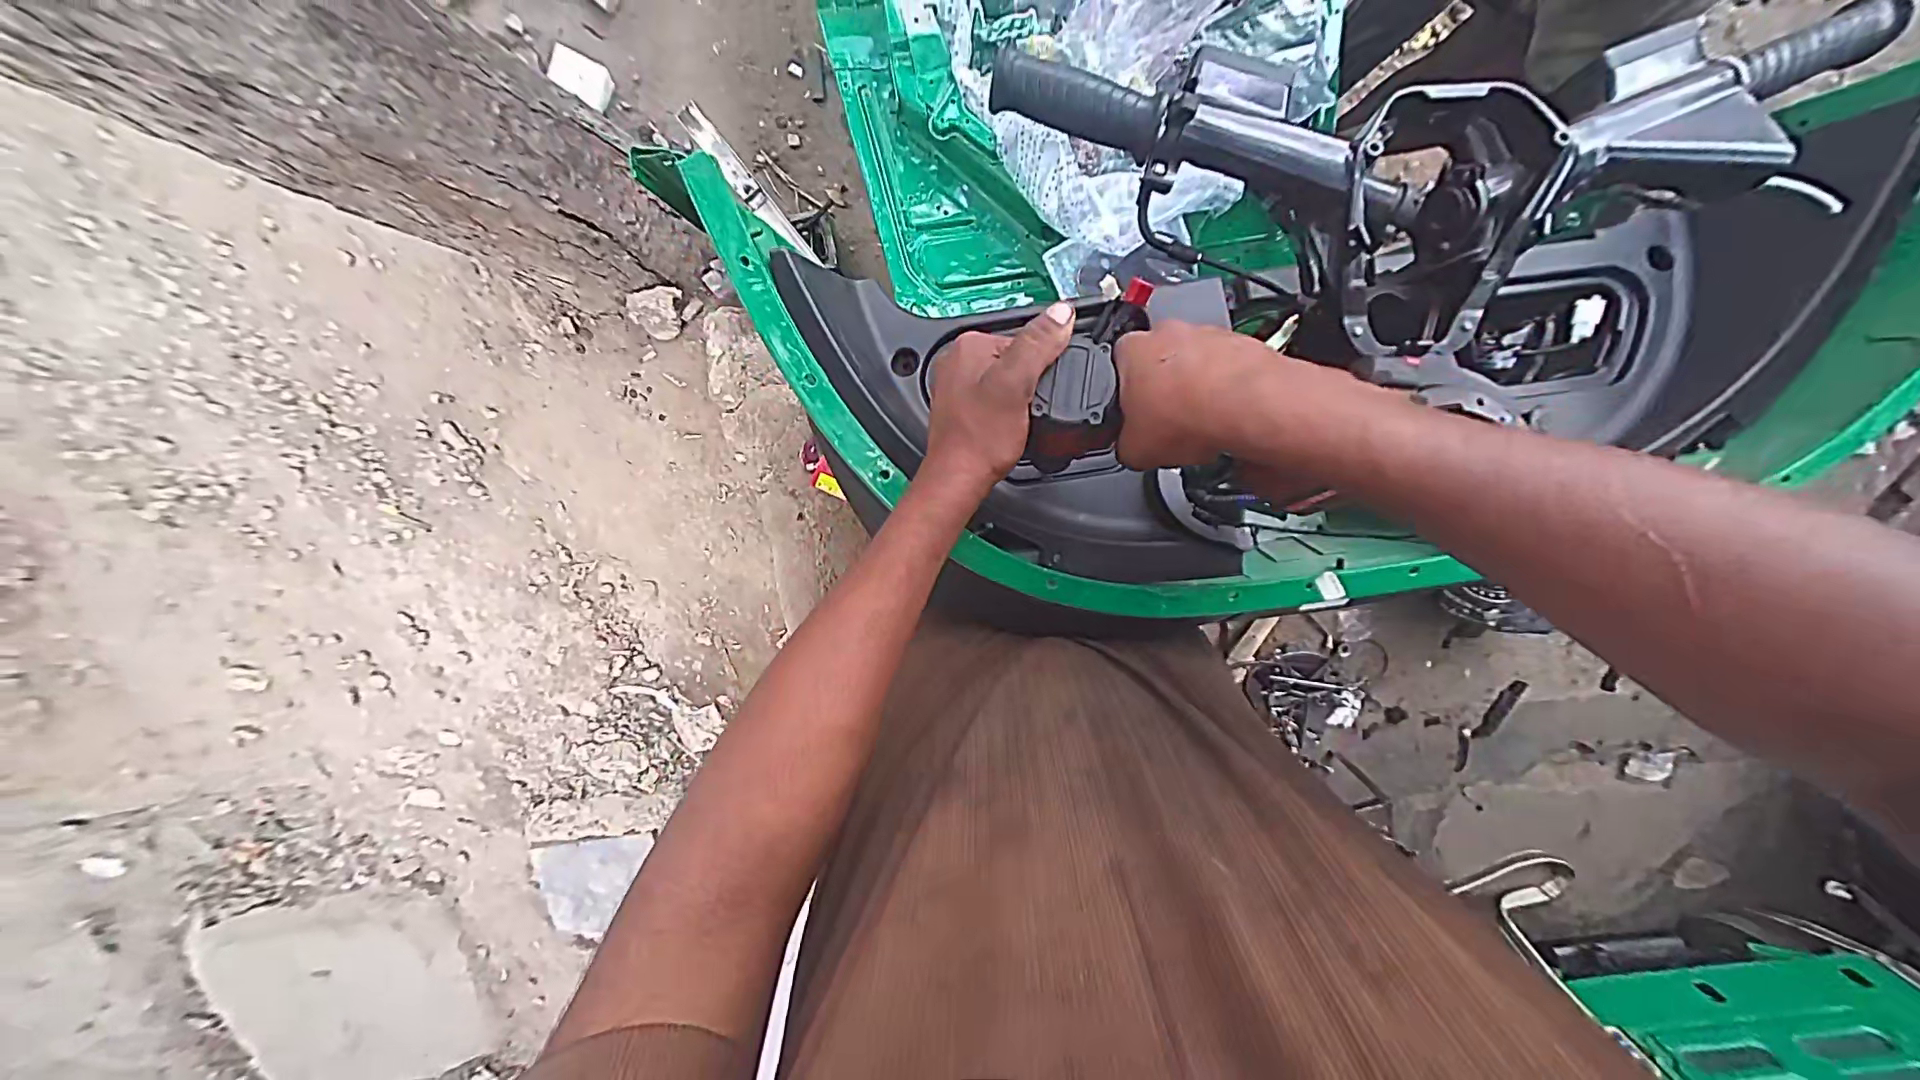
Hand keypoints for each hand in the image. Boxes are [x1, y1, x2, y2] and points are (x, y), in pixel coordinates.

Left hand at [922, 302, 1074, 495]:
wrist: (958, 478)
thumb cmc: (979, 439)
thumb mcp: (1017, 385)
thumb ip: (1038, 345)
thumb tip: (1061, 313)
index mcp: (970, 345)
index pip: (1023, 338)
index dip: (1041, 365)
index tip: (1038, 390)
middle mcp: (957, 360)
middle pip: (1014, 359)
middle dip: (1028, 384)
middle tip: (1024, 411)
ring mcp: (957, 385)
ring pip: (1005, 381)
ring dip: (1017, 399)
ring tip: (1012, 422)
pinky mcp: (961, 407)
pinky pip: (994, 399)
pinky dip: (1004, 410)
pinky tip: (1003, 426)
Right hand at [1113, 320, 1374, 471]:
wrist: (1246, 409)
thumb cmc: (1190, 415)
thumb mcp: (1132, 450)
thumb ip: (1124, 444)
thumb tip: (1131, 450)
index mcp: (1131, 349)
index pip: (1117, 372)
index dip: (1125, 401)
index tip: (1135, 420)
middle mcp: (1169, 332)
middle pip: (1158, 367)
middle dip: (1163, 395)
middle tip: (1167, 426)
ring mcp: (1209, 335)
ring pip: (1194, 368)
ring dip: (1195, 394)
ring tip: (1200, 429)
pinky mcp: (1243, 346)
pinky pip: (1227, 374)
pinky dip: (1226, 395)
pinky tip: (1225, 421)